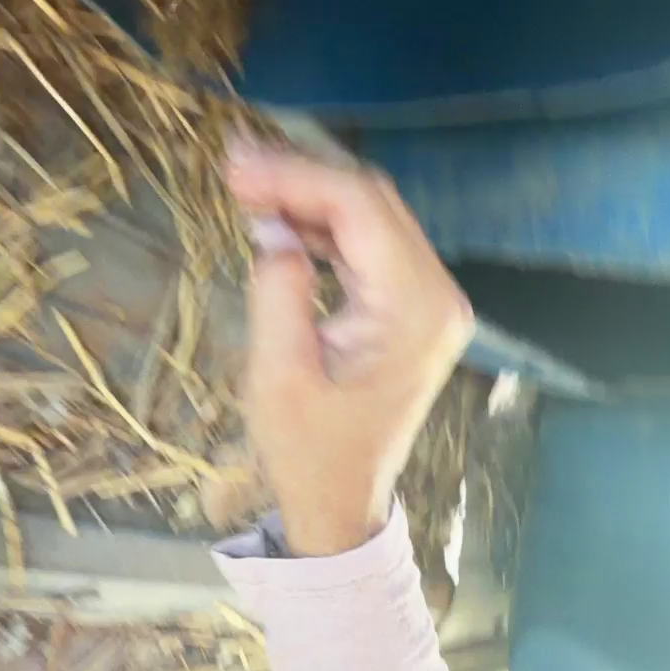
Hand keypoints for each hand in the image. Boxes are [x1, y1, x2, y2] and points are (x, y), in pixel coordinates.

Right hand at [227, 144, 474, 555]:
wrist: (340, 503)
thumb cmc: (307, 451)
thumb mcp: (277, 376)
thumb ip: (277, 292)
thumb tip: (274, 231)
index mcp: (413, 310)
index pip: (360, 210)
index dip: (296, 178)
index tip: (235, 167)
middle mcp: (434, 294)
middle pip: (371, 203)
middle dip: (301, 177)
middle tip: (235, 167)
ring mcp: (425, 300)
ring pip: (368, 218)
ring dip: (308, 197)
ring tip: (247, 186)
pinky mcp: (406, 309)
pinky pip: (364, 247)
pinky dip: (320, 227)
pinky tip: (278, 220)